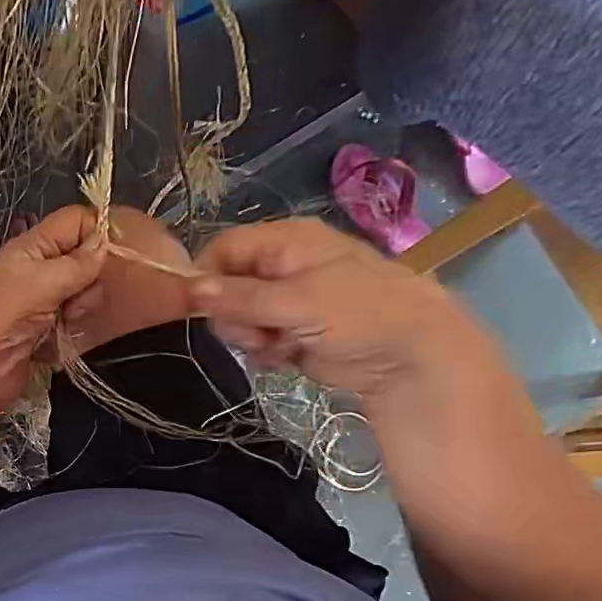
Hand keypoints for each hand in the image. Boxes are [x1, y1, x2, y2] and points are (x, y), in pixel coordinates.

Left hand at [0, 206, 106, 430]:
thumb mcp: (42, 282)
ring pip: (84, 292)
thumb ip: (77, 263)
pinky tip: (62, 338)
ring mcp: (44, 301)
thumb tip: (104, 244)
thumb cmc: (2, 318)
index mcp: (33, 247)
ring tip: (68, 321)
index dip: (97, 232)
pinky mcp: (48, 330)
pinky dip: (74, 329)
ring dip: (83, 307)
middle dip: (92, 278)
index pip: (76, 223)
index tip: (112, 257)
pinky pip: (76, 321)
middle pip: (85, 260)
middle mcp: (40, 269)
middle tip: (78, 299)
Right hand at [188, 217, 479, 402]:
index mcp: (285, 241)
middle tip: (256, 334)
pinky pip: (255, 339)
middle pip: (225, 285)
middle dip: (232, 315)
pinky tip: (285, 356)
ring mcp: (285, 301)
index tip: (201, 309)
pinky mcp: (289, 331)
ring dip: (249, 337)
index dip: (206, 276)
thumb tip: (189, 289)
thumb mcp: (298, 301)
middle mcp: (280, 266)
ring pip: (237, 317)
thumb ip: (241, 297)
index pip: (223, 248)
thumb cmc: (362, 315)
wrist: (412, 359)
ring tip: (276, 346)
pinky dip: (264, 351)